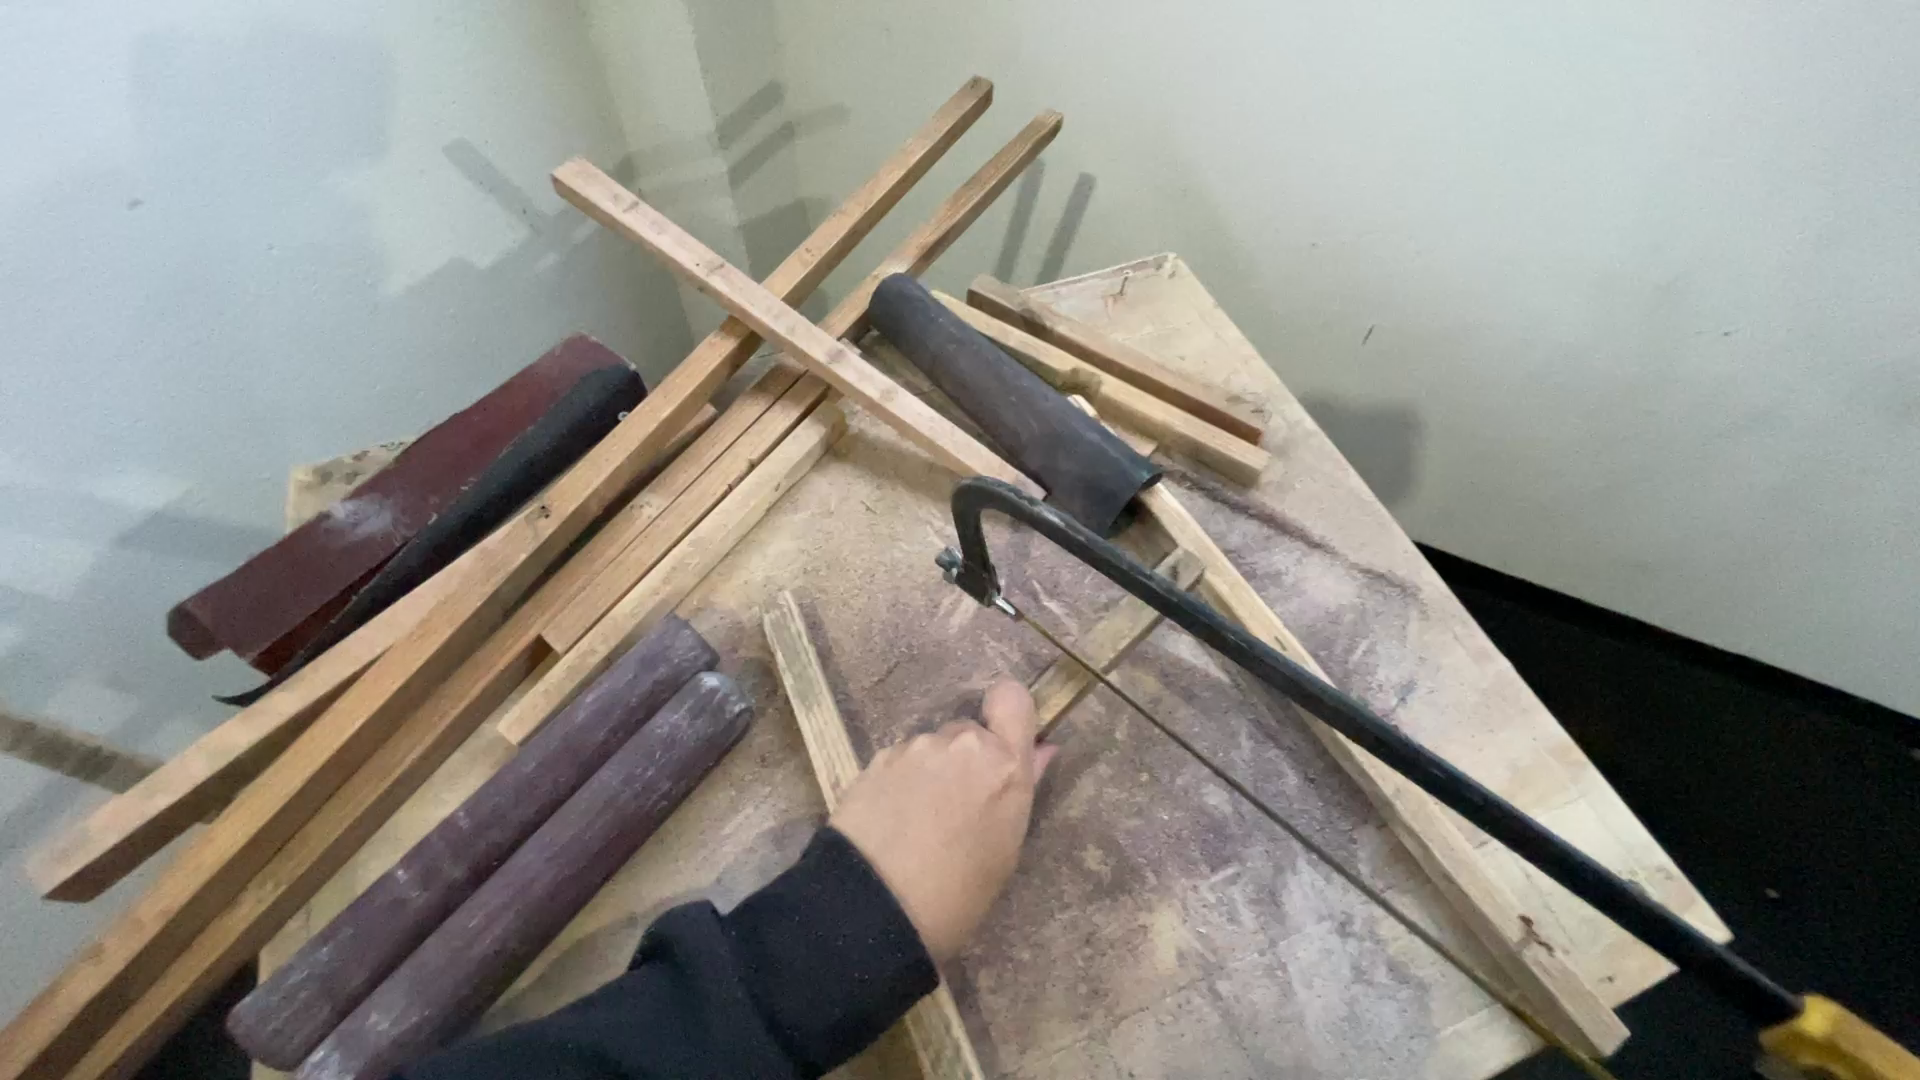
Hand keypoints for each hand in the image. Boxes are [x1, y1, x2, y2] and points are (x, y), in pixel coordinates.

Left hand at [829, 678, 1057, 963]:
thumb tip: (1041, 750)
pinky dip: (900, 783)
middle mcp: (961, 744)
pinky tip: (890, 822)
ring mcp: (915, 748)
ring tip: (917, 823)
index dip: (1007, 714)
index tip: (1001, 743)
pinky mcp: (875, 759)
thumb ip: (1021, 788)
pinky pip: (900, 761)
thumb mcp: (1005, 850)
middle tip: (956, 809)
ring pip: (932, 748)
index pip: (1012, 698)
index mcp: (1003, 765)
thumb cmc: (957, 895)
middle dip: (966, 760)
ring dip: (931, 772)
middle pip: (969, 732)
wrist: (873, 911)